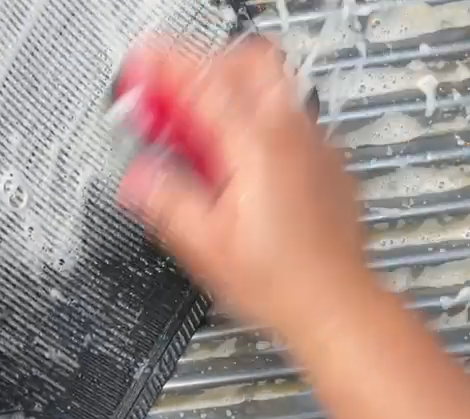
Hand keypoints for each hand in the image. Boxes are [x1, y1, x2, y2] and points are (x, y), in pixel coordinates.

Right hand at [116, 37, 374, 341]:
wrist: (332, 304)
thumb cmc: (280, 282)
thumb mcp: (205, 246)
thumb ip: (167, 201)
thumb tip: (136, 177)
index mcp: (257, 145)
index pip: (204, 83)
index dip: (165, 67)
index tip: (140, 65)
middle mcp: (291, 132)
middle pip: (243, 64)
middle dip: (200, 68)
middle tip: (168, 95)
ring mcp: (313, 144)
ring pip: (268, 87)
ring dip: (226, 94)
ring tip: (195, 129)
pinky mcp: (324, 163)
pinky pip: (285, 120)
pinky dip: (251, 122)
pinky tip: (232, 159)